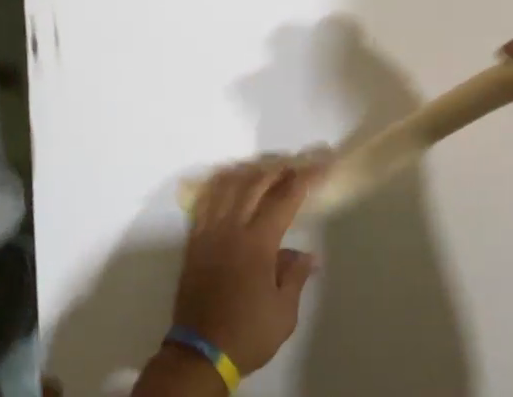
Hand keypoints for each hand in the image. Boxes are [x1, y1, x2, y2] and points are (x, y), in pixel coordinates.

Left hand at [172, 158, 321, 374]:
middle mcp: (231, 228)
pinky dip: (218, 183)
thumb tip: (308, 254)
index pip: (284, 200)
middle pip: (254, 183)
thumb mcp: (283, 312)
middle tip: (295, 162)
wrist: (201, 350)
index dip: (303, 180)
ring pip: (226, 185)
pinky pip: (205, 199)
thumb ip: (294, 276)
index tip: (319, 166)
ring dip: (248, 171)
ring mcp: (208, 231)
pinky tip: (228, 179)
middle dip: (277, 168)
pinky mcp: (194, 239)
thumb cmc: (248, 333)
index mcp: (257, 244)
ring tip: (265, 166)